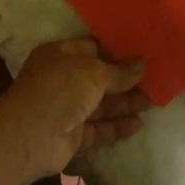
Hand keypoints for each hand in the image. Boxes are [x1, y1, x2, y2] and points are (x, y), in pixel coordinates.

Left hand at [0, 38, 150, 181]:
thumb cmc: (60, 89)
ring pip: (100, 104)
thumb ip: (119, 71)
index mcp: (60, 55)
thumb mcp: (93, 72)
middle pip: (98, 78)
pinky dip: (116, 126)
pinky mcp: (72, 135)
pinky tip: (138, 124)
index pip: (91, 48)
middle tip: (153, 80)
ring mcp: (66, 109)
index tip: (140, 54)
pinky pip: (98, 128)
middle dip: (124, 80)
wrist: (32, 135)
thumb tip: (142, 64)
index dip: (115, 51)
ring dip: (125, 103)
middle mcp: (62, 80)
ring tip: (153, 102)